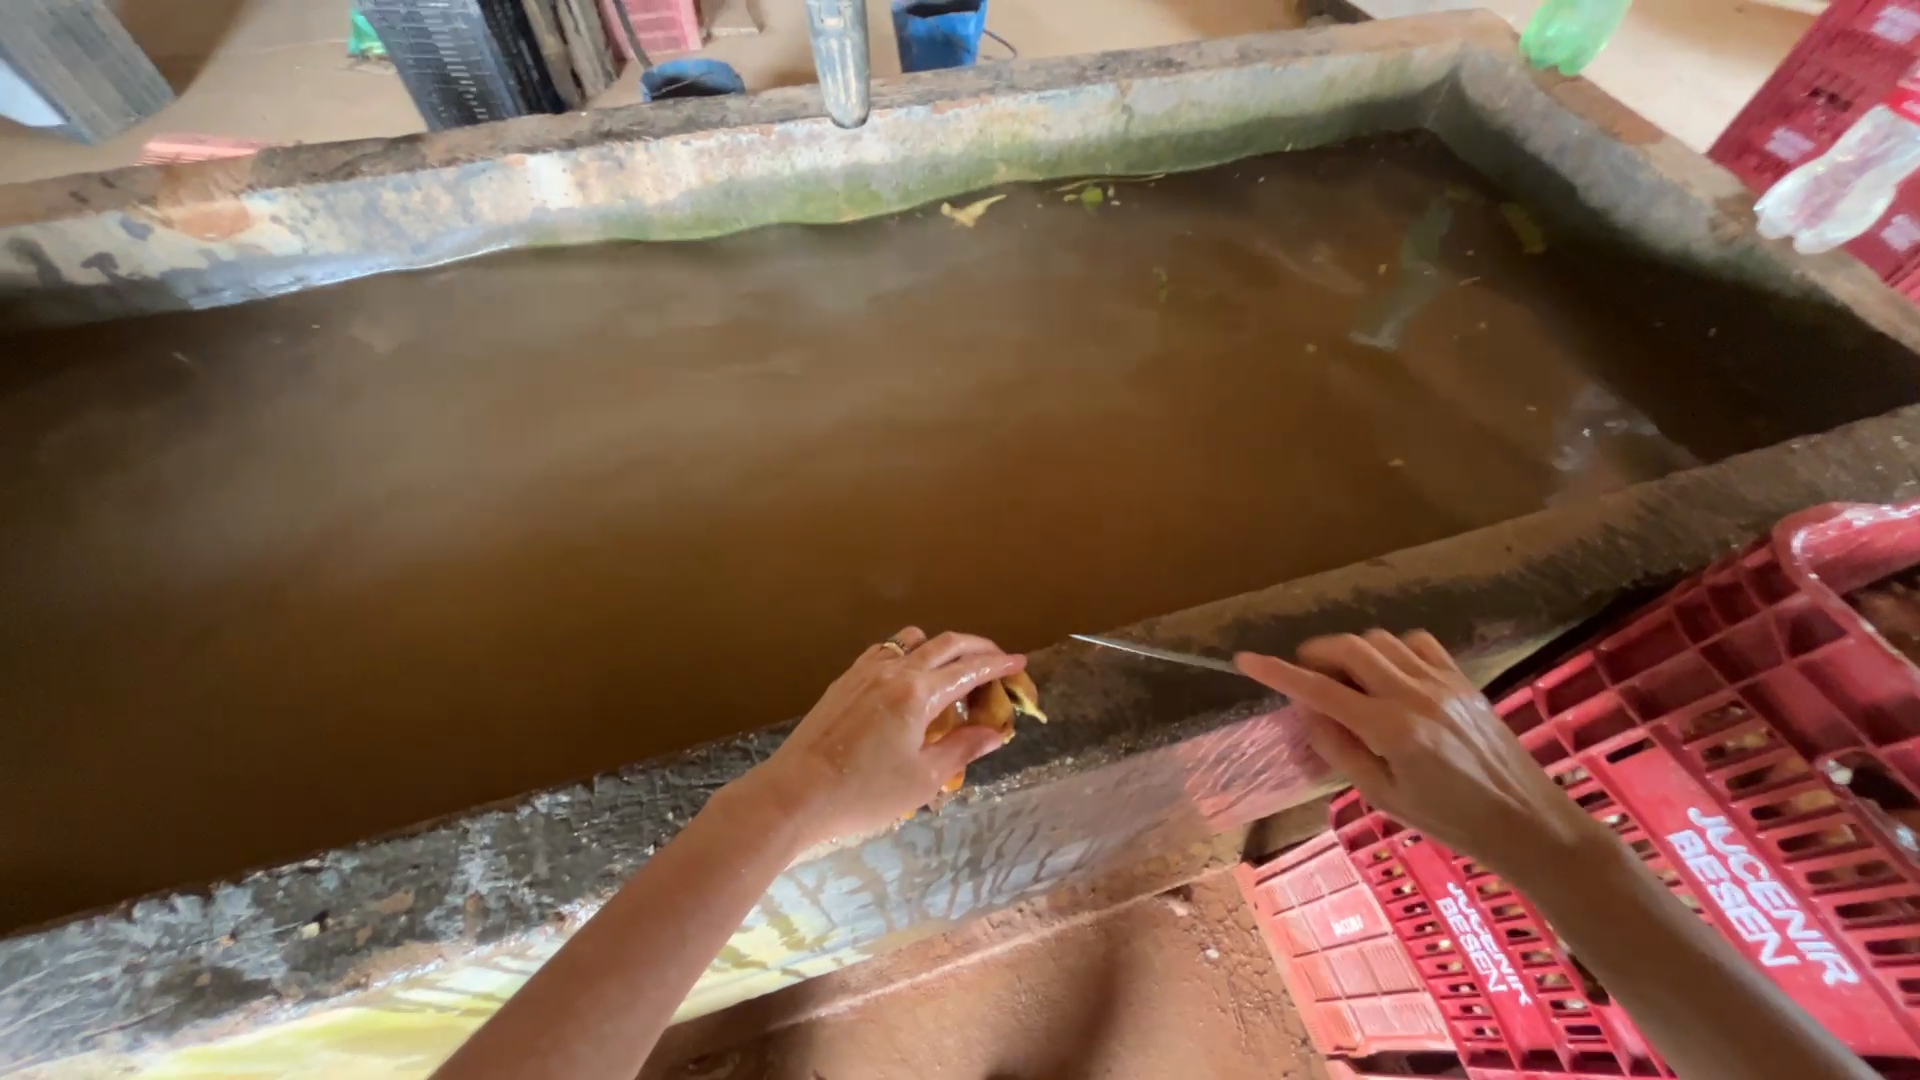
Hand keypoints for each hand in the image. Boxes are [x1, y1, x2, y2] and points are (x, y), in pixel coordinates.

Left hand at [756, 627, 1024, 844]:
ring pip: (913, 639)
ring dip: (940, 647)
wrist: (795, 795)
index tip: (1020, 662)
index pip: (970, 669)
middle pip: (946, 643)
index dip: (999, 664)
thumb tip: (995, 731)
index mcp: (919, 692)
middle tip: (997, 660)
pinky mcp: (846, 679)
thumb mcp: (923, 778)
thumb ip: (963, 747)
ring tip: (952, 672)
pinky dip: (909, 653)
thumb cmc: (864, 794)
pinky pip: (886, 650)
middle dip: (977, 648)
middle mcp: (895, 669)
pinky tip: (909, 680)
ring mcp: (866, 670)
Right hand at [1235, 630, 1617, 890]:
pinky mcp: (1463, 680)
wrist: (1530, 825)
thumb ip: (1337, 747)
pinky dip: (1391, 650)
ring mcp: (1442, 683)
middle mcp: (1414, 695)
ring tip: (1348, 679)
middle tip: (1305, 674)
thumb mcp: (1381, 795)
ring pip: (1380, 640)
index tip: (1245, 660)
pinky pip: (1417, 643)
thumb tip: (1305, 708)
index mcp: (1391, 730)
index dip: (1276, 672)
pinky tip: (1390, 675)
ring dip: (1351, 651)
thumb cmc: (1449, 821)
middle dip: (1315, 653)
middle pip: (1348, 647)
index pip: (1319, 689)